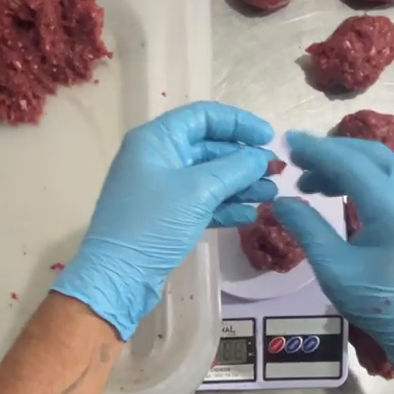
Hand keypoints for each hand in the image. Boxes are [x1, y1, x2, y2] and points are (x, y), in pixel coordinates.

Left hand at [54, 101, 275, 338]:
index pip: (203, 117)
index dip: (238, 123)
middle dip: (243, 159)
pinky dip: (224, 207)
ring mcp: (160, 190)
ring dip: (239, 184)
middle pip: (208, 147)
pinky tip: (250, 215)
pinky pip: (201, 203)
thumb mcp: (197, 191)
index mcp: (156, 140)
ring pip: (207, 178)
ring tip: (270, 194)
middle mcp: (157, 159)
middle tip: (275, 172)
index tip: (268, 137)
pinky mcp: (165, 218)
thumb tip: (260, 156)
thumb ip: (234, 168)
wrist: (118, 277)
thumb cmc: (153, 224)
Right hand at [270, 133, 393, 377]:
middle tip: (296, 160)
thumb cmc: (376, 303)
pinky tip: (336, 191)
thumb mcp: (333, 268)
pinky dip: (360, 177)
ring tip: (309, 183)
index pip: (350, 164)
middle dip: (330, 152)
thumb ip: (307, 229)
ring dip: (344, 165)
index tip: (288, 143)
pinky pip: (389, 178)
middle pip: (369, 154)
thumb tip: (279, 201)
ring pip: (380, 164)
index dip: (316, 151)